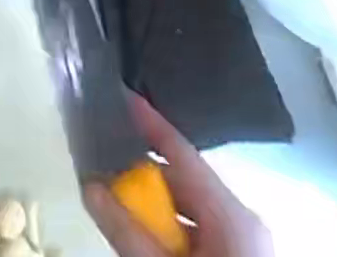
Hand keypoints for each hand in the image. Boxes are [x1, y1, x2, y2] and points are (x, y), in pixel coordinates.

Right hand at [84, 92, 271, 256]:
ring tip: (117, 205)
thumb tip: (90, 185)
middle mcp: (243, 222)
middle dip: (142, 172)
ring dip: (153, 205)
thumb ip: (127, 232)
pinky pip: (198, 233)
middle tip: (103, 165)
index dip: (149, 121)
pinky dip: (169, 230)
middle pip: (183, 180)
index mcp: (233, 216)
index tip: (120, 94)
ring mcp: (245, 246)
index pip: (182, 152)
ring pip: (189, 209)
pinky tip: (145, 240)